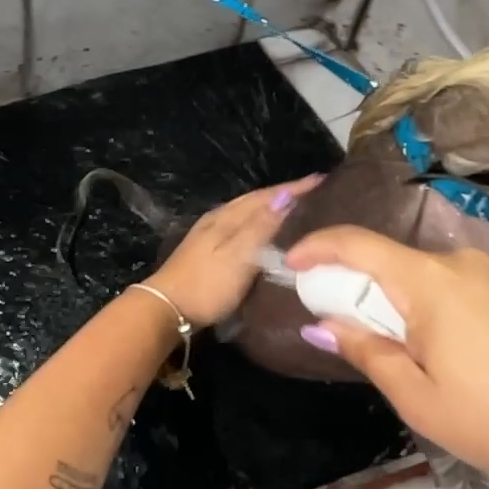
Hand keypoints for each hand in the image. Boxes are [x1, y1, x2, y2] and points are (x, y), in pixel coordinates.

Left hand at [147, 174, 320, 328]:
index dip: (293, 188)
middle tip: (314, 193)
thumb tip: (285, 197)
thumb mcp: (237, 256)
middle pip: (255, 200)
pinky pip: (241, 226)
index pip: (265, 196)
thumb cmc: (206, 284)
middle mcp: (218, 219)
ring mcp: (210, 234)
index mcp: (226, 217)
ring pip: (247, 212)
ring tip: (297, 209)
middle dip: (284, 194)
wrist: (166, 307)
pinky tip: (267, 234)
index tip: (321, 180)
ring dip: (271, 207)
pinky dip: (259, 224)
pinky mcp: (208, 250)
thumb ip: (260, 227)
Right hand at [284, 226, 488, 488]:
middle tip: (339, 327)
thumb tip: (323, 323)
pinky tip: (447, 360)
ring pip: (424, 280)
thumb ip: (365, 352)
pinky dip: (431, 313)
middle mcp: (461, 266)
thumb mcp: (419, 398)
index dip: (315, 248)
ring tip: (397, 356)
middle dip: (354, 286)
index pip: (355, 243)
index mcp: (428, 281)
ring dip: (395, 304)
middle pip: (389, 261)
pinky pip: (457, 294)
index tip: (289, 265)